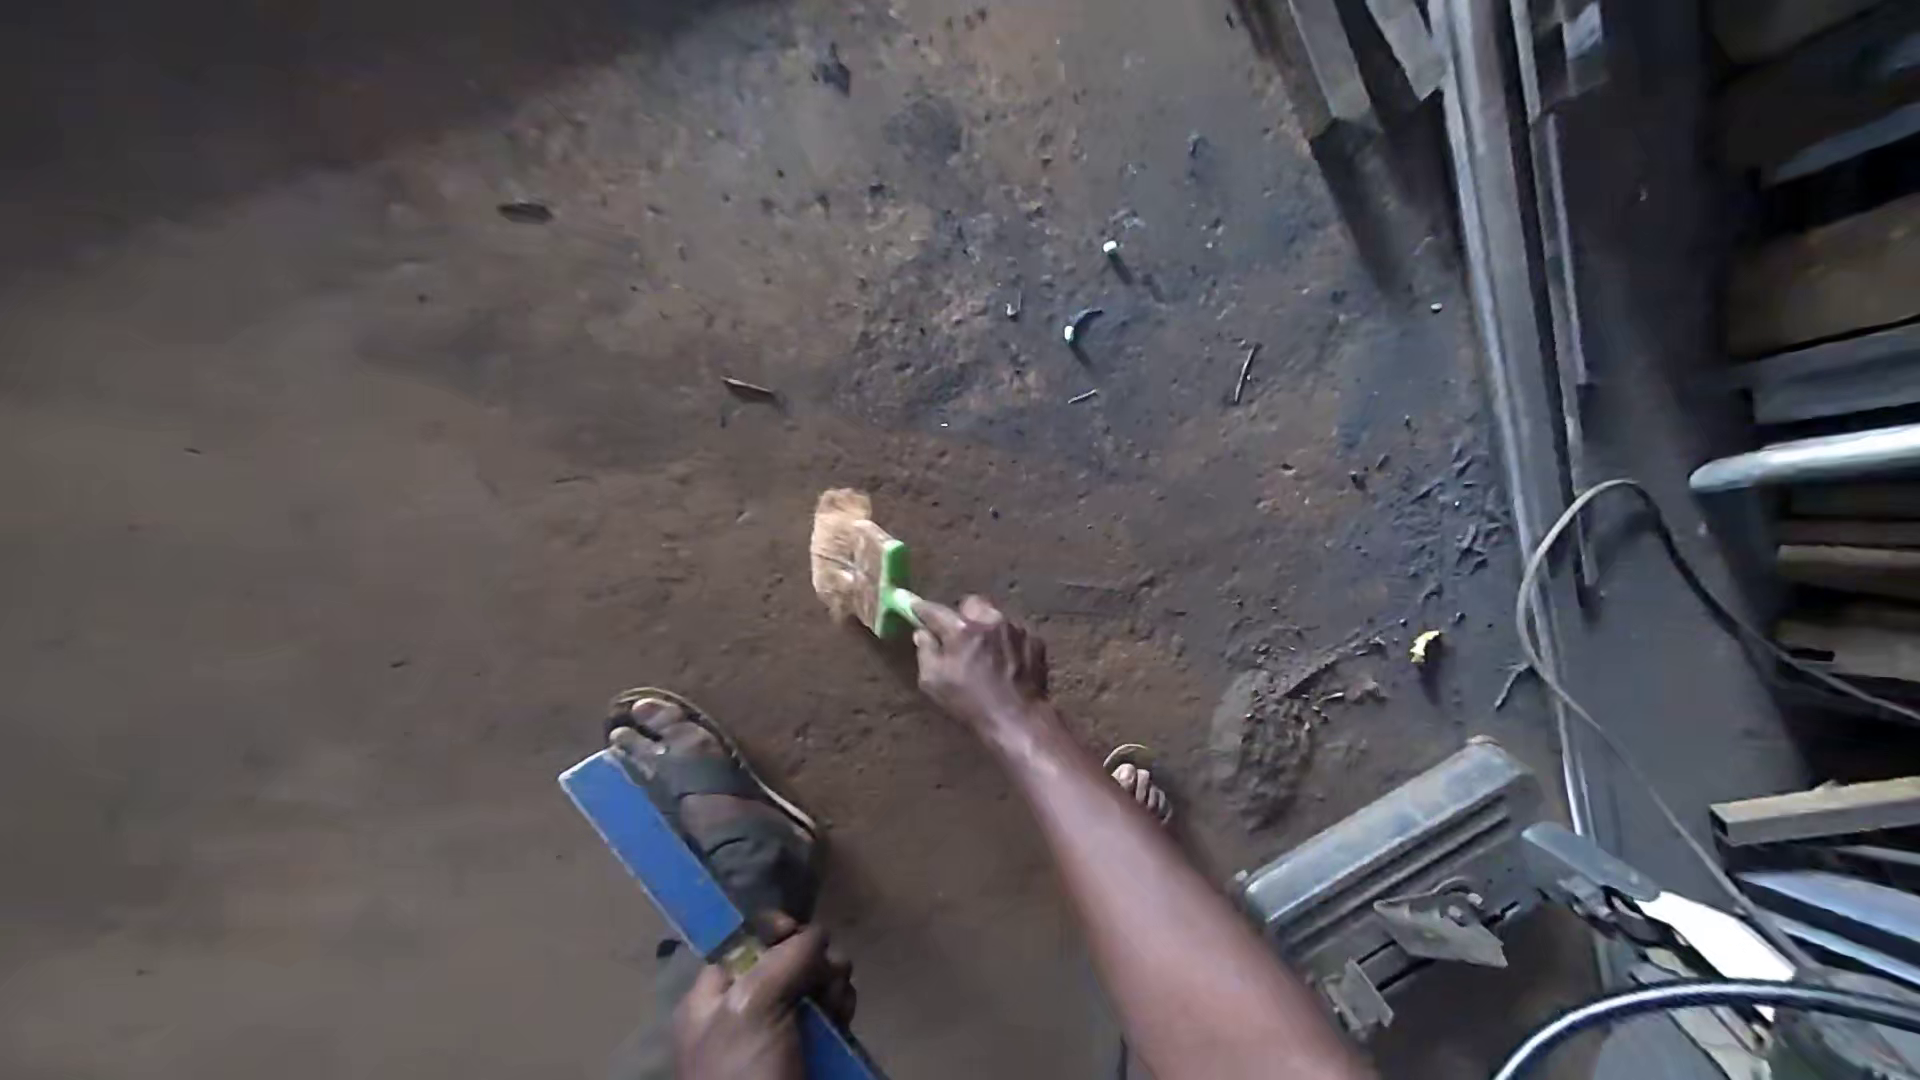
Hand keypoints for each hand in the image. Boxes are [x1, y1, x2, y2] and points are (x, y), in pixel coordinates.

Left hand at [673, 918, 852, 1079]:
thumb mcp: (751, 1008)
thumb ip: (785, 957)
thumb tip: (816, 935)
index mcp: (711, 1000)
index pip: (740, 940)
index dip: (769, 929)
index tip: (793, 930)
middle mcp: (744, 1010)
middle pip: (785, 955)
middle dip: (811, 957)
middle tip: (822, 975)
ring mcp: (779, 1031)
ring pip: (814, 978)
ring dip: (832, 979)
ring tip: (837, 1002)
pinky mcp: (810, 1049)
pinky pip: (831, 1007)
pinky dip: (842, 1004)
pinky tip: (845, 1017)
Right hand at [912, 595, 1049, 737]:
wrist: (1017, 719)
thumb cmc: (969, 702)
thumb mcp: (933, 681)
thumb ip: (925, 651)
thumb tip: (922, 633)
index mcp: (961, 629)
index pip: (935, 610)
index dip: (922, 608)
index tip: (914, 606)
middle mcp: (990, 620)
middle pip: (972, 604)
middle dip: (963, 615)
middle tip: (961, 635)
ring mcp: (1016, 628)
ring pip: (996, 617)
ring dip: (988, 629)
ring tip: (988, 654)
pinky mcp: (1034, 640)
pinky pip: (1015, 633)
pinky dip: (1008, 642)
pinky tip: (1007, 663)